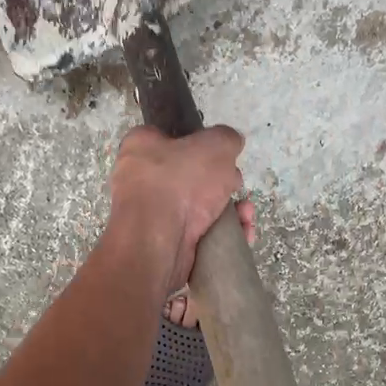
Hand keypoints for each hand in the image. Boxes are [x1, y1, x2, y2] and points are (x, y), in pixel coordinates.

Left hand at [107, 124, 257, 296]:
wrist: (156, 244)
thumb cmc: (180, 183)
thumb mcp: (215, 144)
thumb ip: (227, 139)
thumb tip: (230, 147)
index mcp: (141, 147)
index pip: (169, 137)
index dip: (199, 142)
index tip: (220, 154)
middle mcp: (141, 182)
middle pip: (190, 178)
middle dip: (222, 183)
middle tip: (236, 185)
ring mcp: (152, 219)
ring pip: (198, 211)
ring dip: (229, 212)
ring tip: (245, 214)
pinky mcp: (165, 248)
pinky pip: (199, 239)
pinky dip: (222, 237)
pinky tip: (242, 234)